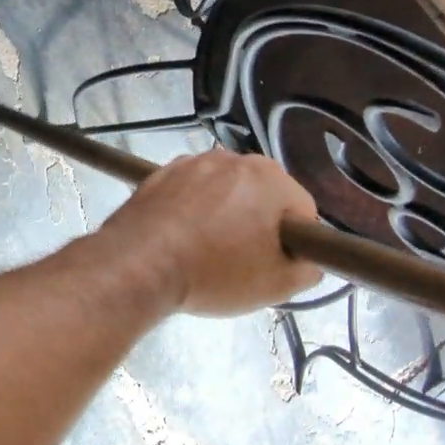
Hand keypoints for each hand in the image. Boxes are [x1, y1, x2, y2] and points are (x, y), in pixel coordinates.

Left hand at [93, 150, 320, 316]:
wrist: (137, 264)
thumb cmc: (214, 272)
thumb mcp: (279, 285)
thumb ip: (308, 268)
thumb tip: (304, 259)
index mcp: (268, 176)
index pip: (300, 209)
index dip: (294, 242)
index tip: (273, 265)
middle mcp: (229, 159)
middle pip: (258, 195)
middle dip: (256, 224)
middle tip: (240, 262)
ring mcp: (188, 163)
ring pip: (220, 192)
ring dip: (219, 215)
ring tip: (203, 252)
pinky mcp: (156, 175)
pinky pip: (186, 194)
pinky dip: (187, 211)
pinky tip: (178, 239)